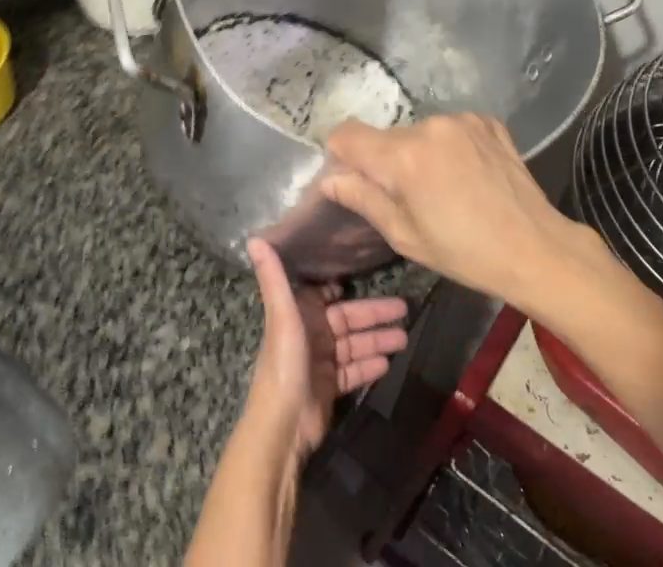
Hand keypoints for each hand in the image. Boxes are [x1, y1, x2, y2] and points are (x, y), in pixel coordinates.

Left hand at [243, 238, 407, 461]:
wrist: (283, 425)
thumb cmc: (284, 365)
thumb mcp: (282, 316)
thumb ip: (273, 277)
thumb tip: (255, 237)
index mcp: (296, 316)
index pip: (323, 295)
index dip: (344, 290)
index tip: (370, 280)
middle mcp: (308, 336)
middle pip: (346, 321)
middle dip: (373, 317)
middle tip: (406, 312)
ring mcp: (318, 363)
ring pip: (353, 346)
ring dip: (376, 341)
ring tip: (404, 339)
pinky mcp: (328, 388)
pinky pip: (352, 372)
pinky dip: (368, 367)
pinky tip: (388, 365)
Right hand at [321, 114, 613, 305]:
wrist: (537, 249)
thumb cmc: (464, 252)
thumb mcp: (404, 235)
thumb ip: (362, 199)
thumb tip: (330, 179)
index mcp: (403, 156)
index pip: (346, 135)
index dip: (342, 157)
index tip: (356, 182)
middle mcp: (430, 127)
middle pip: (384, 137)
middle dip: (385, 163)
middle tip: (408, 199)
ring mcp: (462, 121)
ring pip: (418, 133)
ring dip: (419, 155)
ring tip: (444, 189)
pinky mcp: (487, 122)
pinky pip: (450, 129)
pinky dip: (449, 148)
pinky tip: (467, 176)